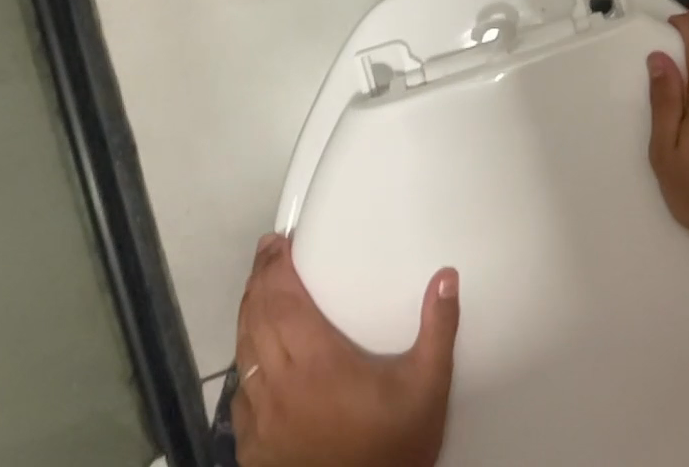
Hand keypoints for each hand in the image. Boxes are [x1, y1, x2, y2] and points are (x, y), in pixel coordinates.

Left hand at [233, 235, 458, 466]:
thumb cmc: (394, 447)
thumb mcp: (429, 386)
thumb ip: (438, 328)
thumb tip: (446, 277)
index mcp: (317, 363)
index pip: (282, 303)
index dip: (274, 269)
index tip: (277, 243)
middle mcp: (279, 386)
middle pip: (256, 321)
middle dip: (258, 283)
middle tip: (269, 256)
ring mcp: (260, 420)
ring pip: (243, 355)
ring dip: (248, 317)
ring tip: (260, 295)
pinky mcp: (254, 448)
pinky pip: (242, 391)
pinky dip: (247, 362)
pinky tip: (258, 360)